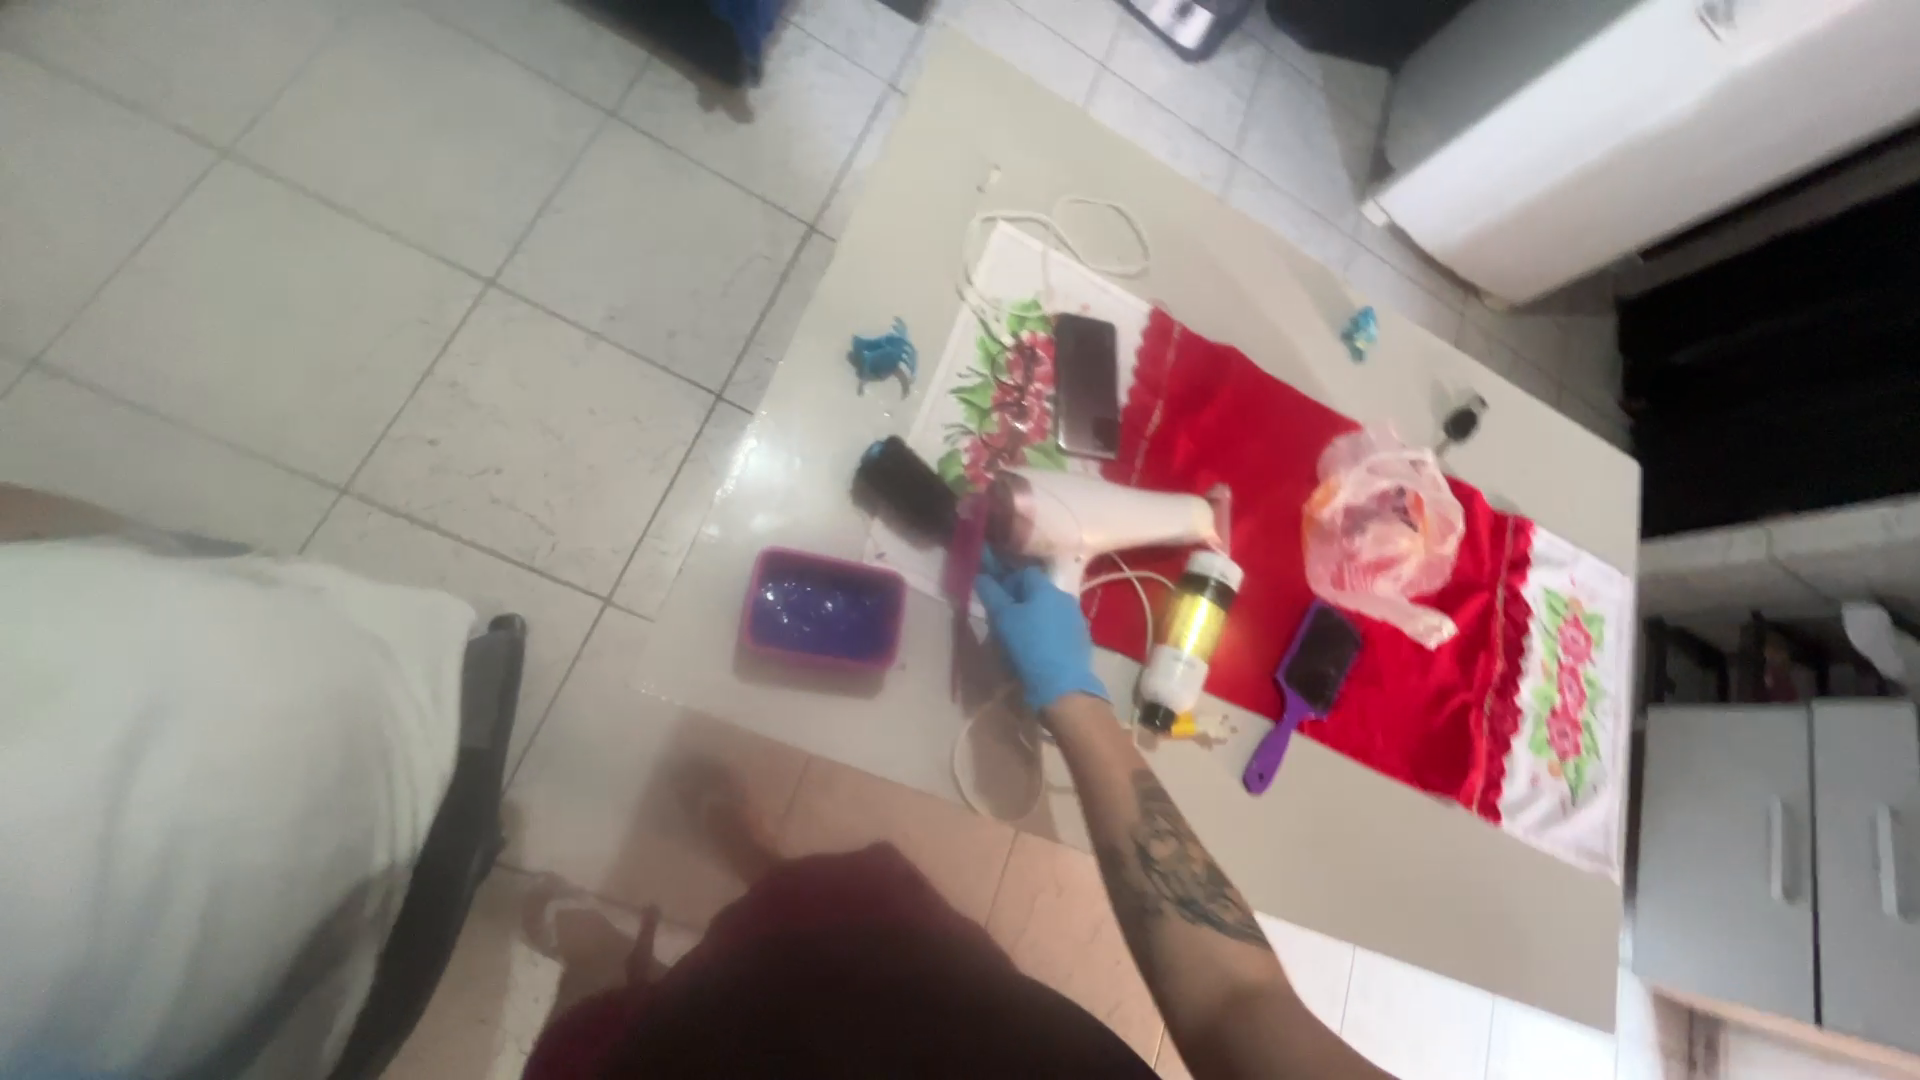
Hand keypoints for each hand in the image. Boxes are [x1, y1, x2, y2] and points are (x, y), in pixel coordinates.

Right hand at [974, 553, 1107, 710]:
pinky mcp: (1081, 640)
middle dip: (1018, 603)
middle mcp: (1065, 598)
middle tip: (1003, 622)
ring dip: (1033, 619)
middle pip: (1037, 593)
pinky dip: (1046, 634)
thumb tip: (981, 576)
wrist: (1062, 686)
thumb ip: (991, 594)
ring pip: (1048, 611)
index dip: (1007, 582)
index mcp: (1046, 589)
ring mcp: (1076, 620)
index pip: (1024, 573)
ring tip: (1019, 640)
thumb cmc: (1028, 647)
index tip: (996, 601)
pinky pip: (1058, 629)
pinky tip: (1037, 652)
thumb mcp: (1002, 619)